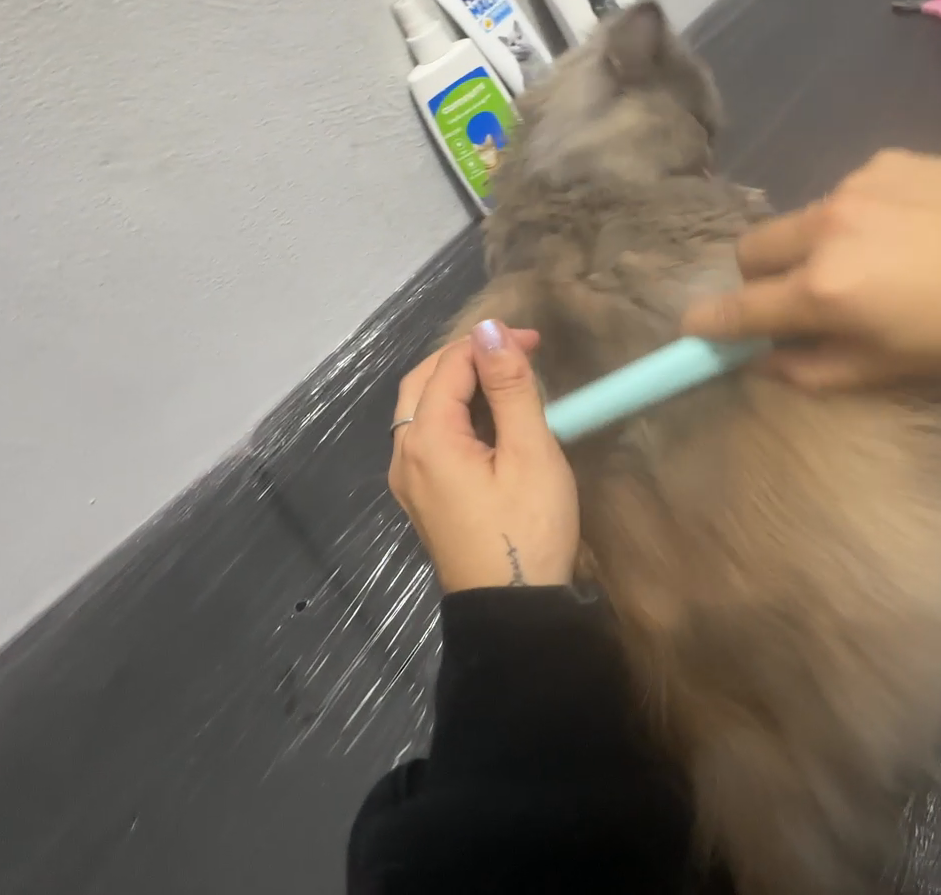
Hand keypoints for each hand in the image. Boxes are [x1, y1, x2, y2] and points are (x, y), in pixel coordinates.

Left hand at [387, 320, 579, 592]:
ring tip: (507, 381)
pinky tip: (488, 422)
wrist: (512, 611)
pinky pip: (428, 438)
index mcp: (427, 439)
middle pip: (422, 383)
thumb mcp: (530, 453)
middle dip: (466, 357)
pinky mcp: (422, 498)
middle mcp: (404, 455)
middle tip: (517, 352)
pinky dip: (455, 415)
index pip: (449, 366)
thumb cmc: (527, 528)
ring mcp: (408, 480)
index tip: (536, 341)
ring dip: (459, 385)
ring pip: (421, 411)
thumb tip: (489, 328)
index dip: (489, 344)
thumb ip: (509, 387)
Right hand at [681, 150, 940, 388]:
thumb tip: (763, 361)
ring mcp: (851, 187)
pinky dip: (852, 218)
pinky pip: (841, 195)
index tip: (693, 330)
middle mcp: (823, 230)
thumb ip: (810, 370)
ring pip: (796, 221)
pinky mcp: (881, 161)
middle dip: (757, 278)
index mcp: (824, 290)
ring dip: (809, 246)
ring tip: (869, 258)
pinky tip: (903, 228)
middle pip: (749, 251)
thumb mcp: (888, 368)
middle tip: (800, 295)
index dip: (708, 323)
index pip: (738, 308)